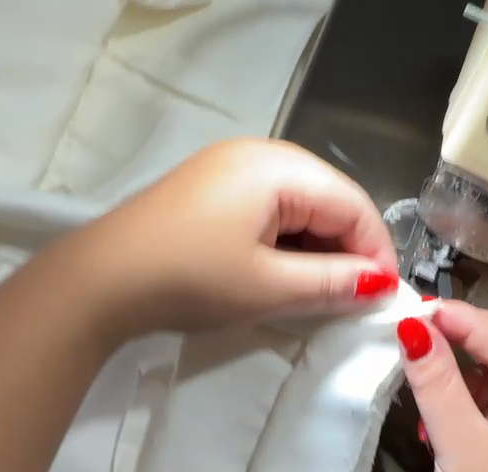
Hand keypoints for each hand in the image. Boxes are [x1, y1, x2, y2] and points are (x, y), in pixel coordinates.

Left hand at [77, 138, 399, 335]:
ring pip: (297, 209)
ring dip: (315, 252)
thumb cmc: (191, 280)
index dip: (376, 252)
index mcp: (279, 167)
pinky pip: (267, 213)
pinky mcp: (210, 192)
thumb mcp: (268, 286)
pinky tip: (283, 278)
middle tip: (352, 302)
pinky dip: (284, 246)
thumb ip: (331, 283)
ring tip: (318, 296)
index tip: (384, 299)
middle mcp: (259, 155)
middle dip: (346, 251)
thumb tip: (379, 284)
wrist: (103, 281)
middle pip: (327, 201)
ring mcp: (230, 170)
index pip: (352, 204)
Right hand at [395, 302, 487, 471]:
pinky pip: (479, 400)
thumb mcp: (459, 446)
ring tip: (418, 356)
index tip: (418, 307)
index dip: (465, 321)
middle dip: (463, 332)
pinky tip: (430, 403)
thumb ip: (436, 384)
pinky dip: (454, 393)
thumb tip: (412, 328)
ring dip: (456, 362)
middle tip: (415, 321)